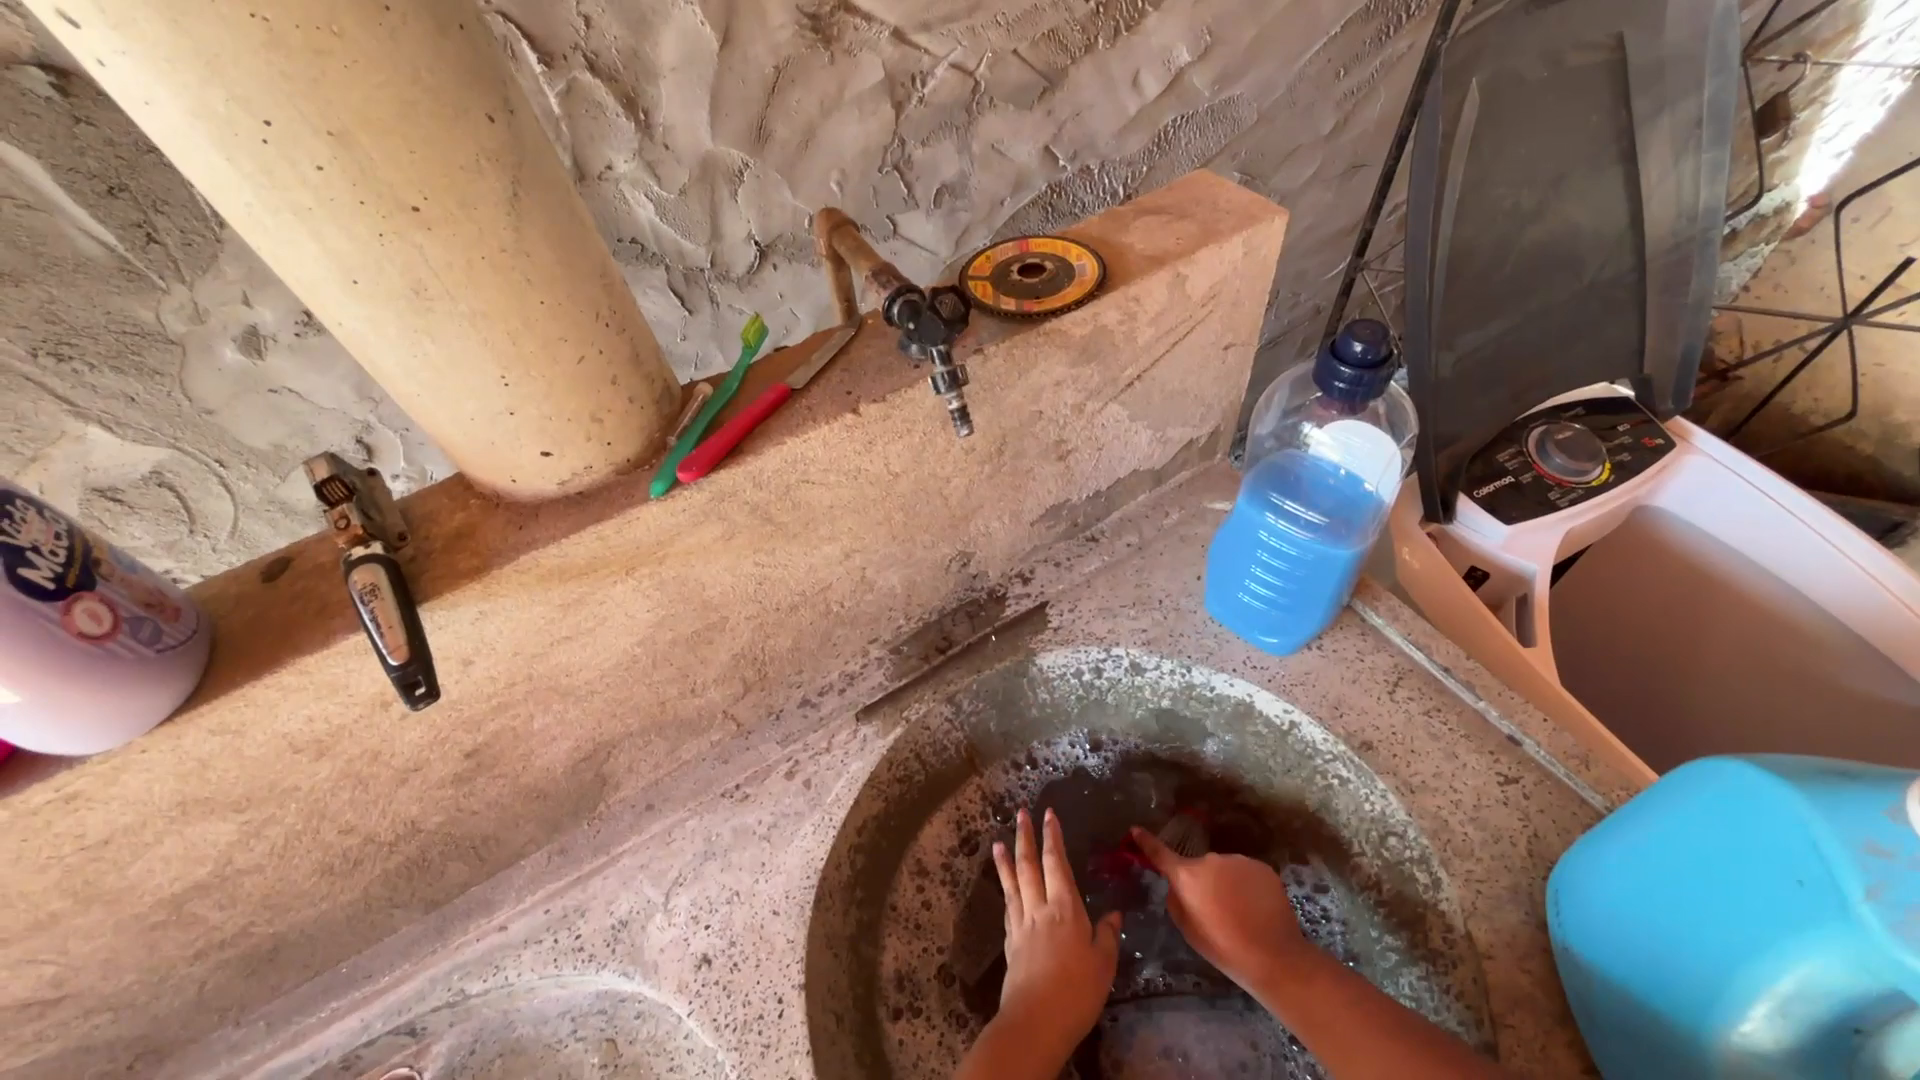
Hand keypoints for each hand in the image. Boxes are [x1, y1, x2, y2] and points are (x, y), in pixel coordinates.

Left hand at [992, 808, 1121, 1049]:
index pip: (1056, 863)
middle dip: (1025, 837)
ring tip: (998, 841)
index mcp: (1065, 908)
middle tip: (1020, 813)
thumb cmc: (1077, 991)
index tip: (1049, 815)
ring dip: (1006, 860)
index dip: (1052, 837)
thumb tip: (1114, 914)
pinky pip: (1008, 907)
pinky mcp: (1011, 944)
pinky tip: (1005, 889)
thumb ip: (1107, 935)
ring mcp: (1021, 925)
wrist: (1036, 1020)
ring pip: (1012, 883)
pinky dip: (1005, 891)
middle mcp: (1039, 909)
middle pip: (1029, 866)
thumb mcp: (1104, 963)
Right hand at [1130, 825, 1312, 992]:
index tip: (1135, 829)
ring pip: (1225, 869)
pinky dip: (1247, 886)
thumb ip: (1176, 900)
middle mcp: (1211, 860)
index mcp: (1188, 875)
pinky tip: (1256, 908)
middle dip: (1203, 882)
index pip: (1160, 853)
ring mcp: (1239, 861)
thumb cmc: (1223, 947)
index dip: (1146, 841)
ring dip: (1226, 883)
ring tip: (1240, 912)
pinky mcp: (1262, 867)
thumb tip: (1178, 886)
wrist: (1273, 956)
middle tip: (1215, 909)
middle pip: (1200, 867)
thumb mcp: (1188, 929)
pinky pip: (1246, 873)